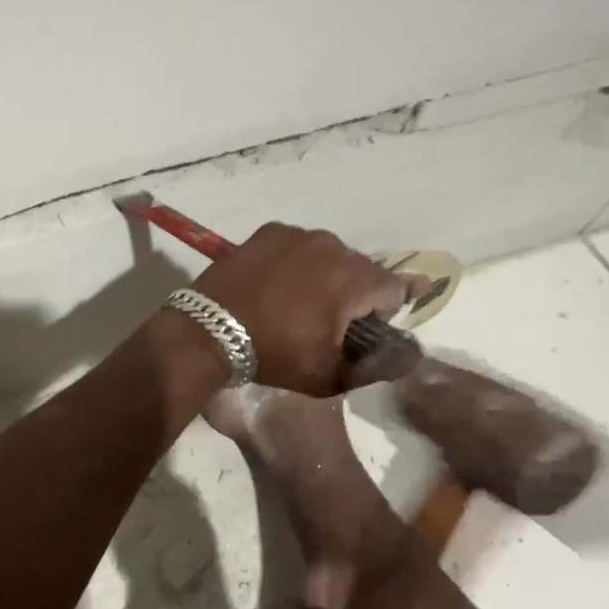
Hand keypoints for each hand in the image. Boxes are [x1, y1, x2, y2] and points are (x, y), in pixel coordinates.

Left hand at [189, 224, 408, 396]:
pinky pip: (294, 247)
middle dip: (351, 295)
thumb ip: (371, 368)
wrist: (208, 331)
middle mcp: (333, 246)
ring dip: (321, 275)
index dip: (385, 313)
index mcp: (356, 278)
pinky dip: (291, 263)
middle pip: (359, 270)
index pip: (396, 289)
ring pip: (326, 256)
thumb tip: (400, 361)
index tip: (365, 329)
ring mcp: (297, 235)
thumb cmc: (273, 354)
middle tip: (323, 322)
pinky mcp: (266, 233)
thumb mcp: (327, 376)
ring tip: (295, 303)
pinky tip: (272, 285)